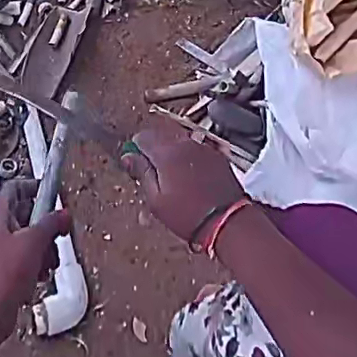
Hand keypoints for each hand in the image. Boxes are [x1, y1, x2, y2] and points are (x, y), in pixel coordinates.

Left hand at [0, 181, 68, 350]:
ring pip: (28, 239)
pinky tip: (40, 275)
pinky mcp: (4, 270)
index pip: (16, 187)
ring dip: (43, 248)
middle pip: (26, 214)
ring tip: (48, 260)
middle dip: (45, 225)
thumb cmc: (1, 276)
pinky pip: (26, 259)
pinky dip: (36, 264)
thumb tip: (63, 214)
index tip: (51, 192)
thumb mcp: (34, 242)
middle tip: (56, 232)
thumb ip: (51, 224)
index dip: (34, 187)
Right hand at [121, 116, 247, 244]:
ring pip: (177, 139)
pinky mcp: (215, 154)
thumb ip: (141, 172)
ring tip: (171, 176)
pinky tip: (189, 176)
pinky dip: (187, 155)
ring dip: (170, 151)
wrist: (228, 222)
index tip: (135, 164)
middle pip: (160, 135)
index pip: (142, 137)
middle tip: (152, 172)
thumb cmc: (189, 215)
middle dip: (152, 149)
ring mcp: (201, 146)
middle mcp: (183, 142)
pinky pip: (194, 147)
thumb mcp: (156, 199)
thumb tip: (128, 156)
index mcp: (165, 152)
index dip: (136, 150)